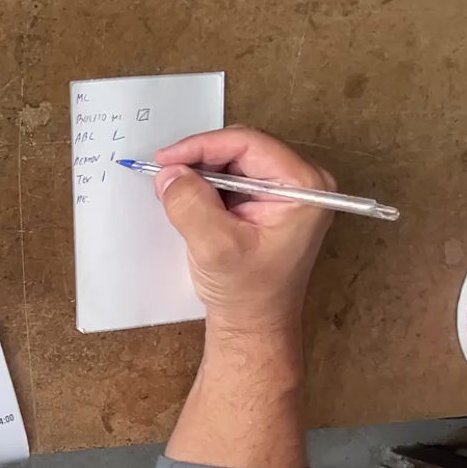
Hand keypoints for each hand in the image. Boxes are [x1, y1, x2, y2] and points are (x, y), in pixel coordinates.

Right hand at [152, 126, 335, 339]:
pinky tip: (185, 199)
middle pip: (241, 149)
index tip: (165, 159)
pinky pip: (230, 180)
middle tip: (163, 174)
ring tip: (170, 189)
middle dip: (199, 158)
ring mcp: (283, 193)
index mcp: (304, 187)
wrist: (252, 323)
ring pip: (233, 163)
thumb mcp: (215, 246)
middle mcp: (299, 183)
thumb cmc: (246, 291)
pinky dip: (203, 186)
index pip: (249, 144)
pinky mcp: (264, 204)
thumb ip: (191, 205)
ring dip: (198, 172)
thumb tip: (169, 174)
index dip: (202, 146)